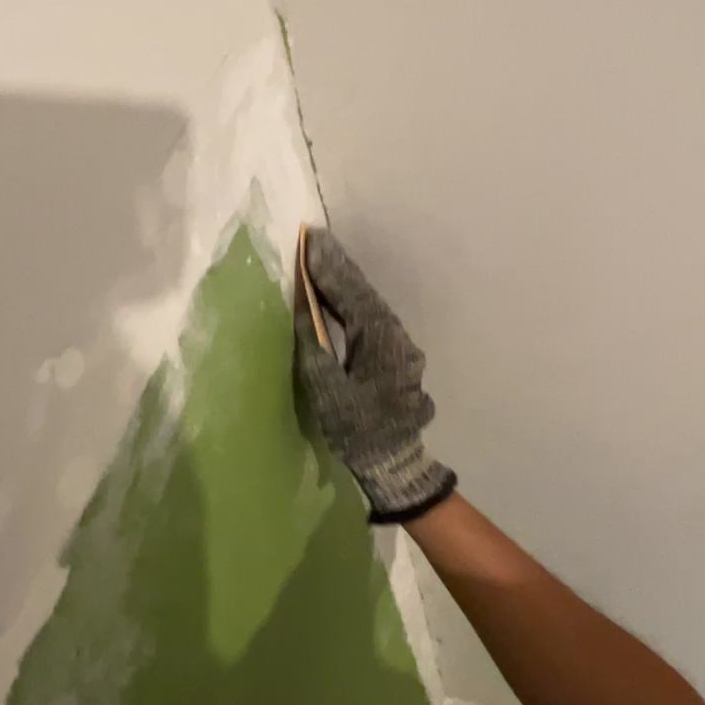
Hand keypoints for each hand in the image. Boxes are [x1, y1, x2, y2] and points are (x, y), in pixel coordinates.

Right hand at [294, 229, 456, 522]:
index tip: (309, 240)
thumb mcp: (327, 391)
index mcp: (379, 338)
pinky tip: (341, 301)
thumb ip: (314, 347)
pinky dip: (354, 305)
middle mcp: (396, 335)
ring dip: (346, 284)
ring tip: (323, 263)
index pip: (350, 292)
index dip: (327, 267)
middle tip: (315, 241)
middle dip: (338, 267)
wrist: (395, 464)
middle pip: (364, 294)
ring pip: (371, 306)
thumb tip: (302, 311)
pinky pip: (374, 322)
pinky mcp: (398, 359)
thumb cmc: (358, 430)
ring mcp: (402, 347)